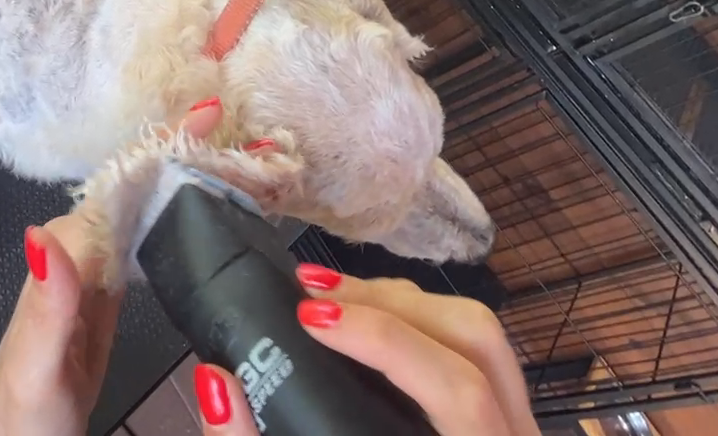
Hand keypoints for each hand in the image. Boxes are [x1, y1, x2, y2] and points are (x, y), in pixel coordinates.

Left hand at [0, 99, 225, 435]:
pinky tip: (205, 213)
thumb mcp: (34, 367)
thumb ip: (45, 306)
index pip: (122, 182)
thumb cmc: (20, 412)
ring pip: (148, 206)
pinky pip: (150, 239)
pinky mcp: (111, 291)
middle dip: (188, 155)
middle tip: (248, 140)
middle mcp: (82, 246)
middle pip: (139, 185)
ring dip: (189, 181)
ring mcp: (99, 267)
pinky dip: (181, 217)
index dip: (166, 144)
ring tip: (237, 164)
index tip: (211, 114)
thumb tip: (44, 233)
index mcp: (68, 250)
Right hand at [192, 271, 537, 435]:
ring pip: (479, 334)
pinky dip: (408, 313)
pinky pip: (468, 346)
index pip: (461, 393)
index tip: (307, 316)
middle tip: (309, 300)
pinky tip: (355, 317)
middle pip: (475, 343)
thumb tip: (216, 384)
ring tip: (325, 296)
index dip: (386, 340)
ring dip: (398, 299)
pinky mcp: (501, 427)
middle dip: (386, 304)